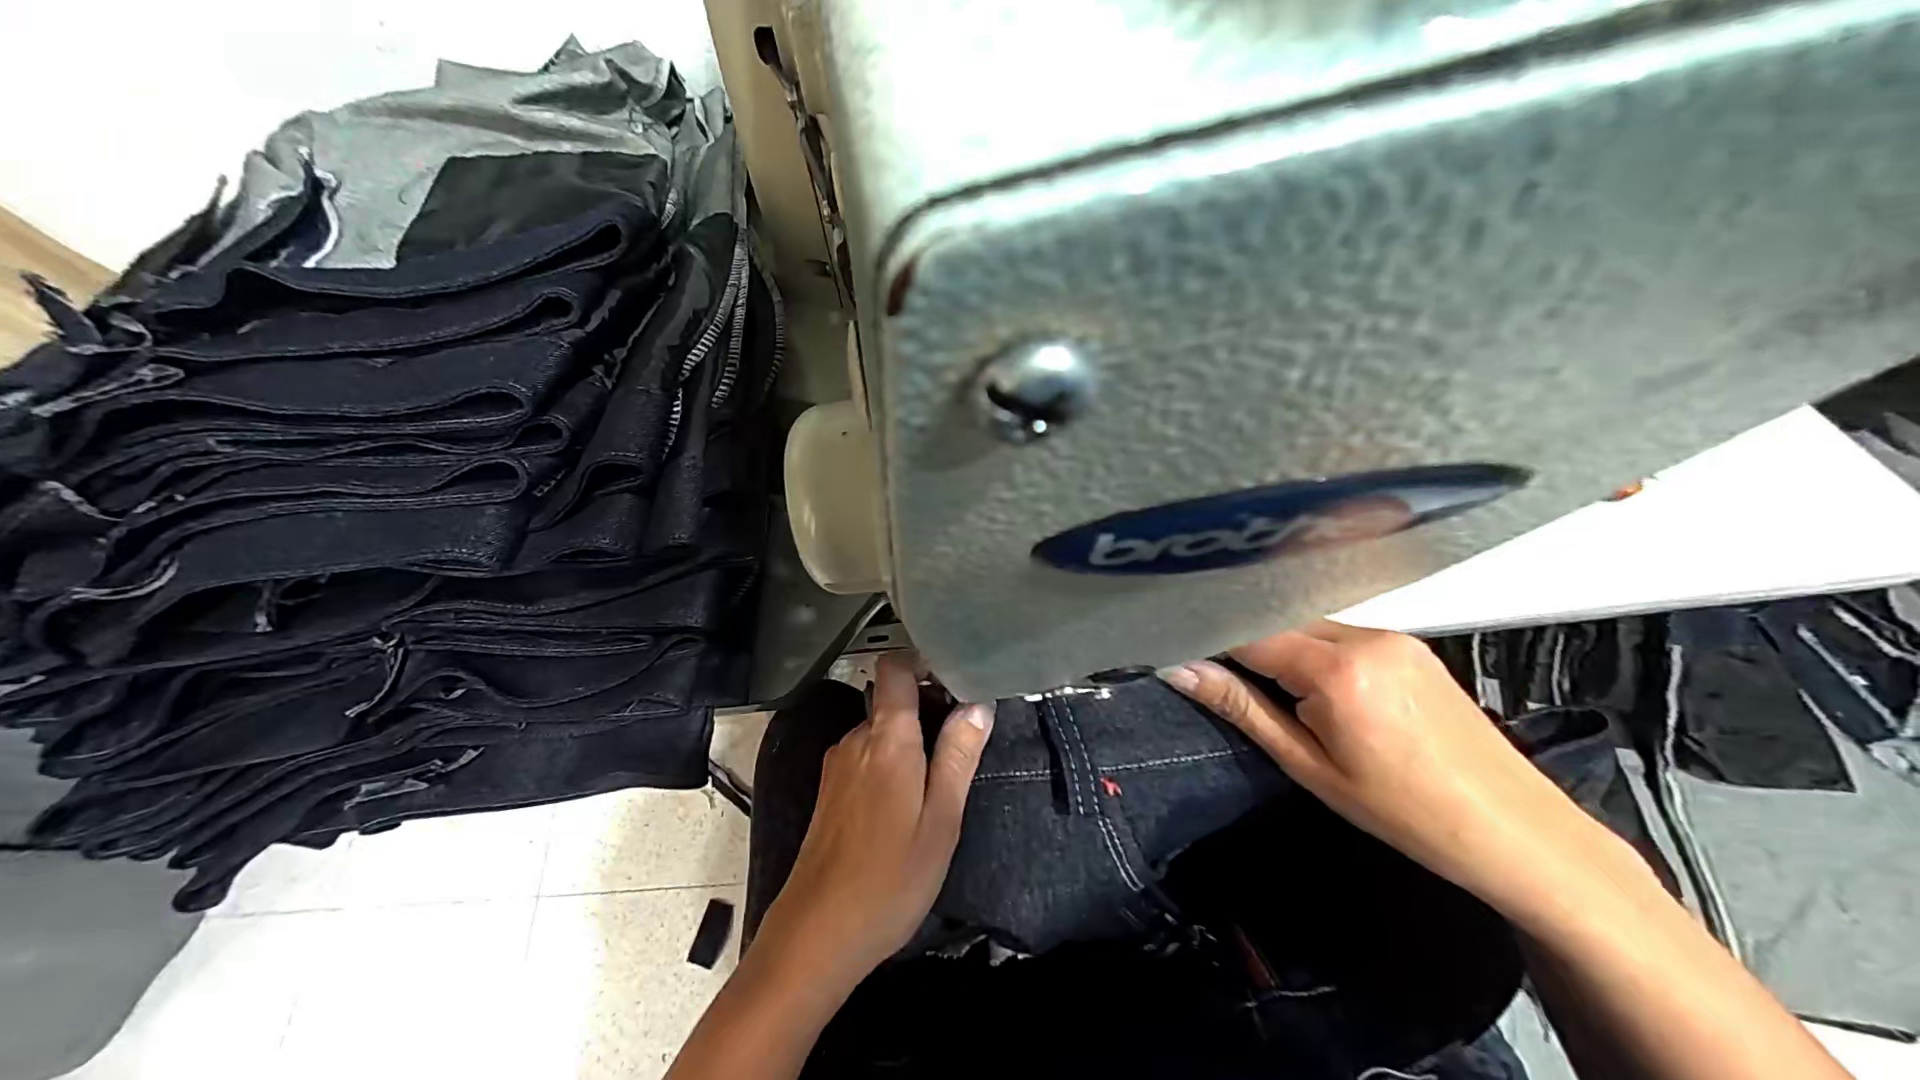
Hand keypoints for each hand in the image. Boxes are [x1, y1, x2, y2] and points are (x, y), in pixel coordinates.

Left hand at [751, 655, 992, 990]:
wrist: (818, 934)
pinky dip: (893, 761)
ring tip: (943, 776)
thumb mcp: (942, 819)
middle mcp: (855, 740)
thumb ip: (958, 756)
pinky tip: (910, 801)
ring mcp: (837, 765)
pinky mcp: (830, 790)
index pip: (895, 668)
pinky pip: (868, 755)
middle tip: (966, 741)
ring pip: (881, 730)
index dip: (924, 662)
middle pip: (892, 699)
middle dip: (930, 709)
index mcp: (885, 738)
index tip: (959, 679)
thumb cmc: (890, 878)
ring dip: (913, 740)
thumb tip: (978, 705)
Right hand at [1158, 620, 1634, 922]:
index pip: (1248, 632)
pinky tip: (1316, 690)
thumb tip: (1179, 669)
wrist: (1516, 831)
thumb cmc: (1405, 812)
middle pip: (1279, 620)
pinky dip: (1314, 651)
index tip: (1177, 647)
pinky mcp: (1410, 645)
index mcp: (1337, 670)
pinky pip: (1341, 633)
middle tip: (1218, 676)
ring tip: (1272, 692)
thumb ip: (1241, 708)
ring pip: (1309, 624)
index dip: (1208, 638)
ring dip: (1280, 647)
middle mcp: (1366, 637)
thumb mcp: (1308, 766)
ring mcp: (1393, 636)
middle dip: (1245, 643)